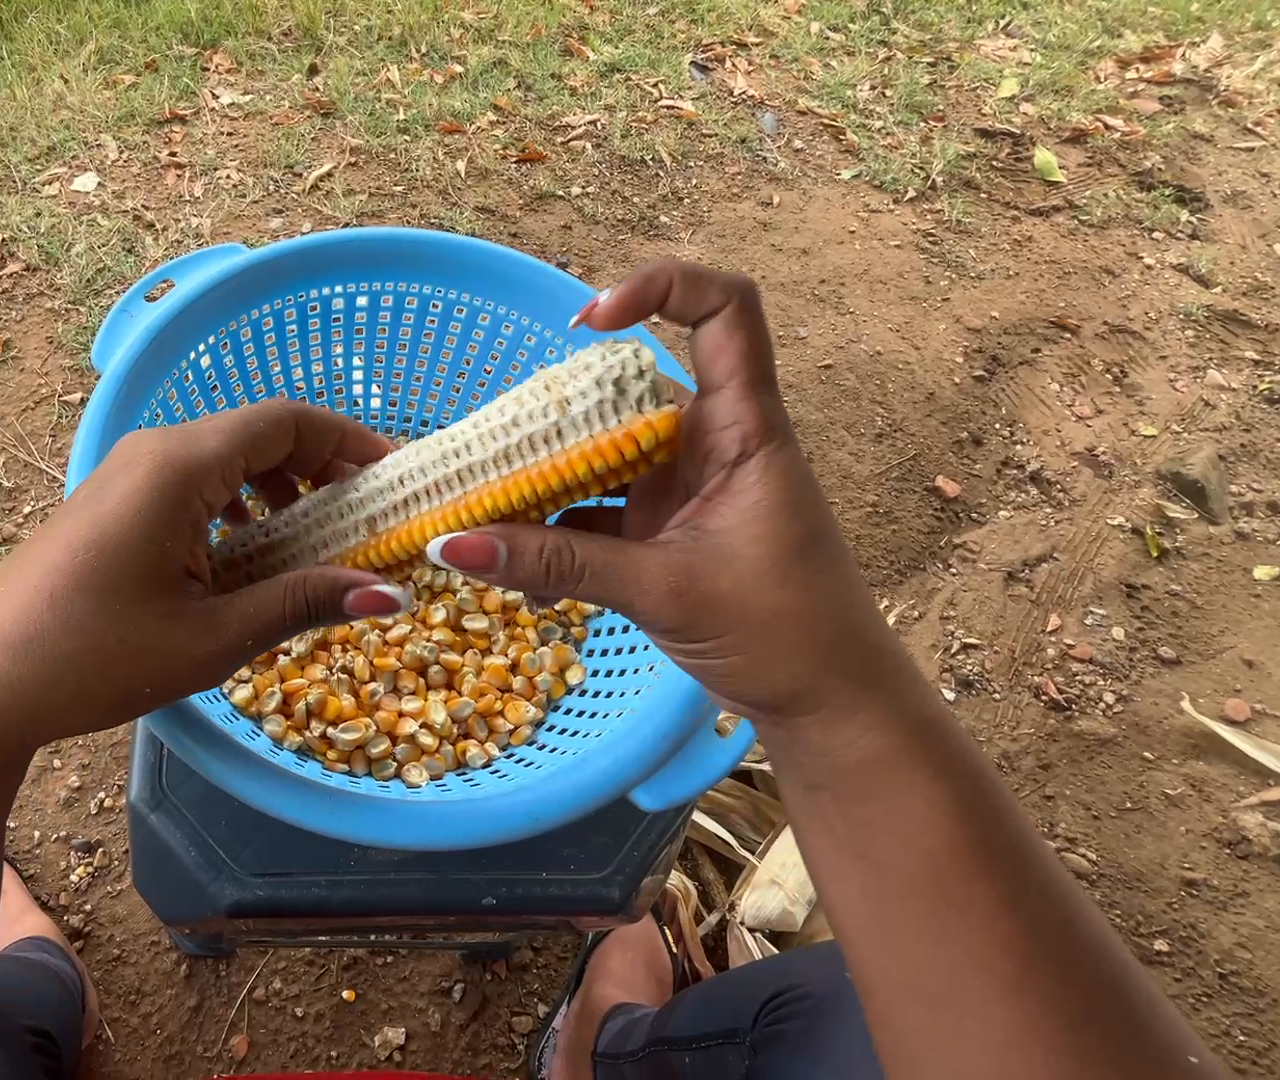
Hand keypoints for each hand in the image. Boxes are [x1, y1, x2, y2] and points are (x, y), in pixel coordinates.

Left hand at [0, 399, 412, 753]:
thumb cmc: (94, 658)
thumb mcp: (212, 637)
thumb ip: (302, 602)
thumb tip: (389, 595)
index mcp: (180, 465)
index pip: (287, 420)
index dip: (351, 441)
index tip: (395, 477)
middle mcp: (155, 452)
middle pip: (260, 435)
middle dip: (323, 469)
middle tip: (367, 517)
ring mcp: (128, 475)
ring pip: (228, 461)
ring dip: (281, 491)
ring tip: (316, 541)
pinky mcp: (115, 503)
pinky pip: (196, 486)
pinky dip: (240, 509)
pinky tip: (250, 557)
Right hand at [426, 260, 923, 726]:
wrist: (827, 703)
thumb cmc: (781, 631)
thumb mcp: (660, 589)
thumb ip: (555, 564)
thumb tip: (452, 546)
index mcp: (740, 429)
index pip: (723, 313)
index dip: (660, 288)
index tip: (584, 323)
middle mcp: (706, 445)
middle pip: (623, 396)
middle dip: (553, 420)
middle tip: (489, 450)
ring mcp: (678, 491)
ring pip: (597, 461)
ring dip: (542, 489)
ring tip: (485, 518)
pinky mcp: (658, 533)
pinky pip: (592, 516)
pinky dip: (554, 539)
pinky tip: (519, 574)